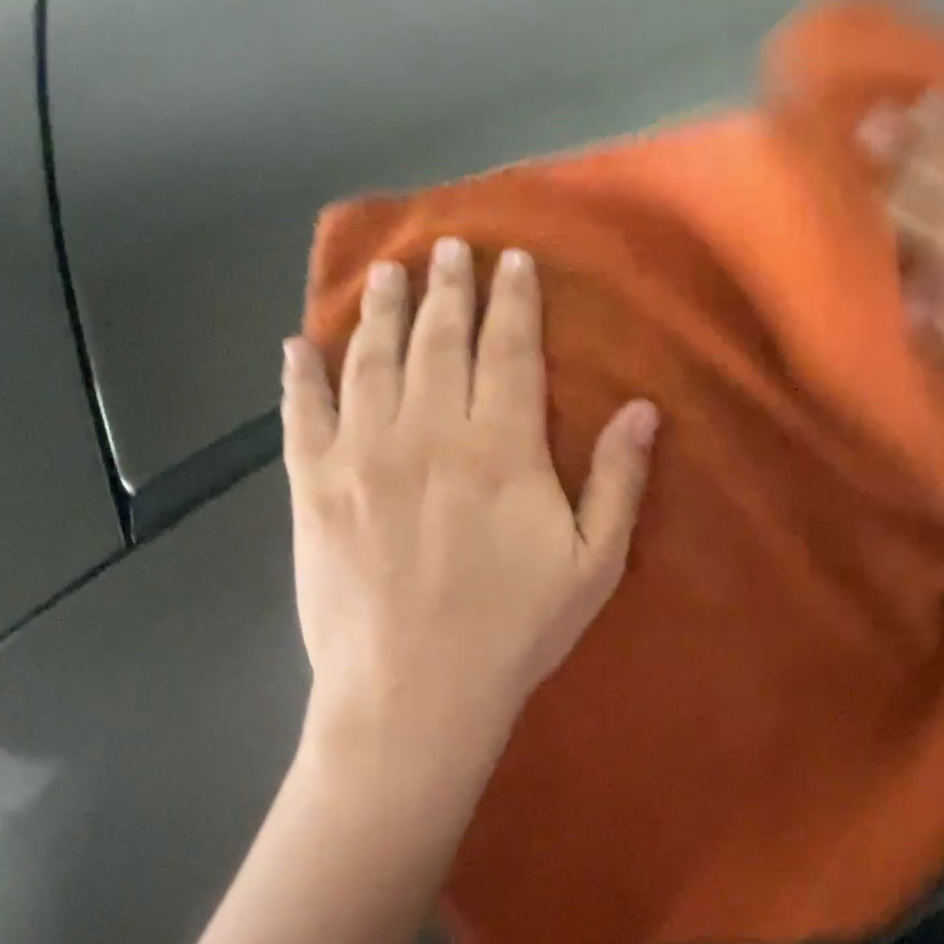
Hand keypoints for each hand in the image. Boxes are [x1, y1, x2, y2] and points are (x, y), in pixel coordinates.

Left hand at [280, 238, 657, 766]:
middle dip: (448, 288)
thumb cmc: (517, 627)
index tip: (513, 260)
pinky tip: (300, 344)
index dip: (514, 301)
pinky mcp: (314, 489)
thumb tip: (643, 408)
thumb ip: (618, 478)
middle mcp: (428, 434)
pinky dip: (302, 374)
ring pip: (372, 362)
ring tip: (389, 273)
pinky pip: (302, 414)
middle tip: (449, 247)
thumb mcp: (595, 560)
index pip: (509, 351)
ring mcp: (362, 457)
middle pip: (440, 342)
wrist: (414, 697)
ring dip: (383, 311)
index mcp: (501, 449)